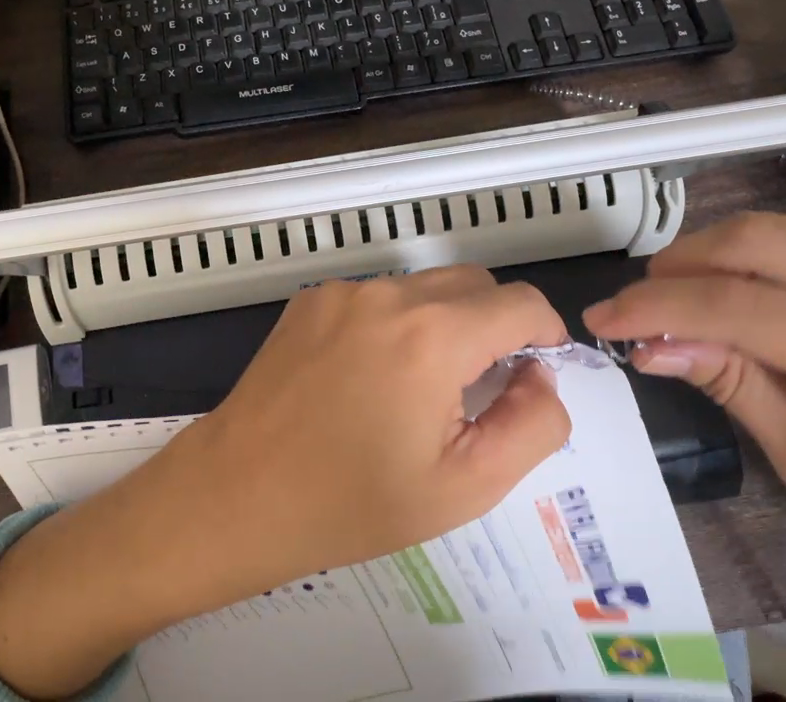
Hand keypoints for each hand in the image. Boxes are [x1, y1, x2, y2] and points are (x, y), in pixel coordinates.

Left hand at [166, 266, 573, 584]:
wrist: (241, 494)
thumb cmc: (354, 501)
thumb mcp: (467, 484)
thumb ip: (532, 423)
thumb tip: (539, 375)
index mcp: (432, 334)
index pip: (520, 302)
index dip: (544, 334)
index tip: (535, 373)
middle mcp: (385, 295)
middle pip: (472, 284)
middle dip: (494, 326)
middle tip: (479, 392)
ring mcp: (339, 293)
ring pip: (422, 288)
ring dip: (442, 324)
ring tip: (419, 392)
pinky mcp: (308, 302)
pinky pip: (375, 298)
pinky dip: (393, 324)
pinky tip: (369, 379)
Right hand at [583, 213, 785, 624]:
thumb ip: (740, 393)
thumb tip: (653, 348)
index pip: (750, 307)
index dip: (659, 307)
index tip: (599, 320)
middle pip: (764, 239)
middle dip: (679, 264)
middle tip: (633, 308)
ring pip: (784, 231)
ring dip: (710, 255)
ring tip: (670, 303)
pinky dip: (750, 263)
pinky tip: (730, 300)